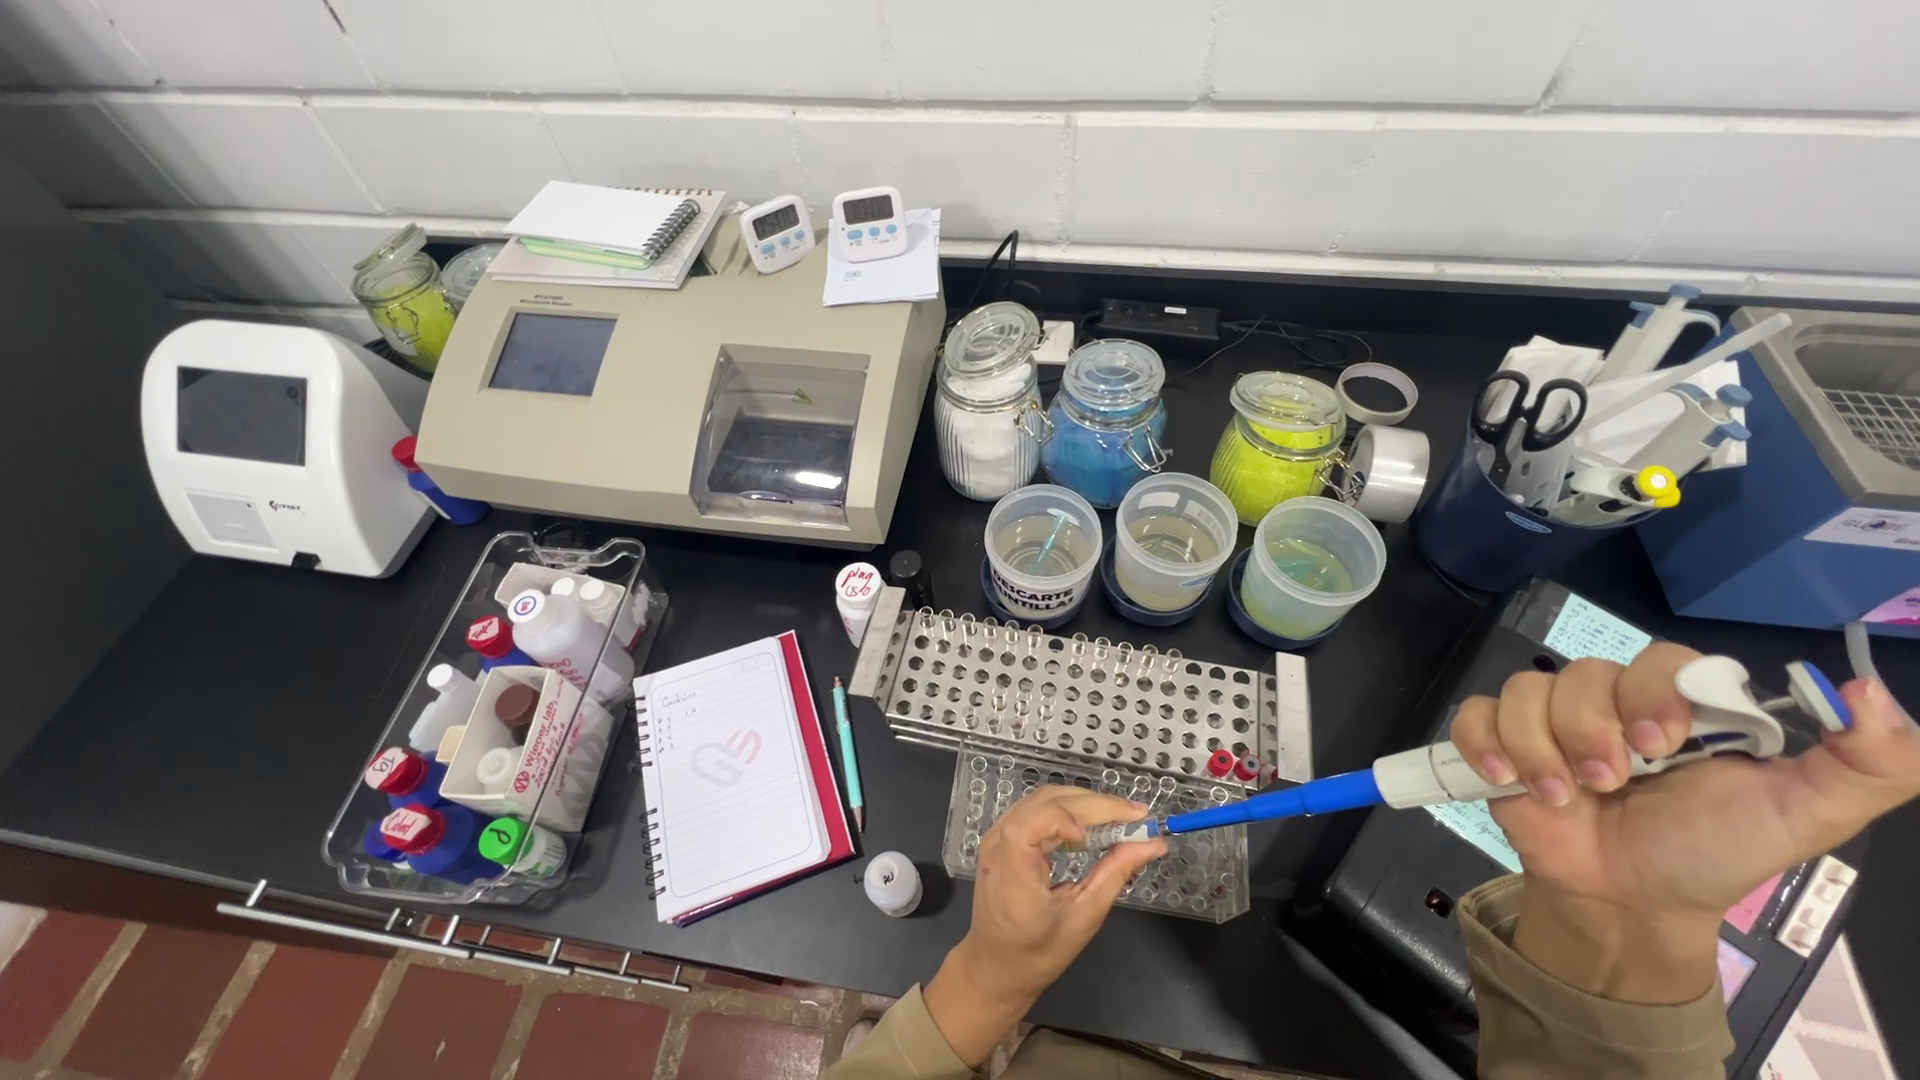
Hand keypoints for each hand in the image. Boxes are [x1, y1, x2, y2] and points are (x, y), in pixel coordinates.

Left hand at [923, 786, 1167, 1064]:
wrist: (995, 967)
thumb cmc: (1038, 952)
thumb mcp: (1084, 916)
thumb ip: (1116, 873)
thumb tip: (1153, 844)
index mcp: (1013, 866)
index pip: (1040, 818)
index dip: (1074, 816)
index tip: (1113, 830)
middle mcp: (999, 841)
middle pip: (1047, 800)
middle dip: (1095, 804)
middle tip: (1137, 816)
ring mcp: (996, 835)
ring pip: (1043, 798)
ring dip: (1083, 802)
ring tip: (1119, 817)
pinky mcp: (1001, 837)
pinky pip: (1036, 808)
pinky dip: (1066, 809)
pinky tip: (1090, 824)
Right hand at [1451, 645, 1919, 1002]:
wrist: (1627, 898)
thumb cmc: (1710, 852)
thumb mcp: (1805, 816)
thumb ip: (1870, 764)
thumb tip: (1866, 690)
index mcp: (1678, 705)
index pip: (1659, 657)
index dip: (1651, 691)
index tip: (1661, 743)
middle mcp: (1607, 701)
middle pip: (1581, 672)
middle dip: (1591, 730)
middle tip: (1612, 782)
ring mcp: (1546, 719)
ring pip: (1524, 691)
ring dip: (1540, 746)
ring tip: (1561, 795)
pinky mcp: (1496, 741)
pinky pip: (1474, 714)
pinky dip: (1484, 743)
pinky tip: (1507, 779)